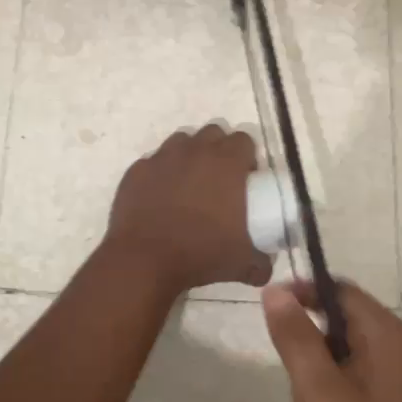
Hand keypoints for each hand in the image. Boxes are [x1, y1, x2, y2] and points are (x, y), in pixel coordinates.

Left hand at [105, 124, 273, 295]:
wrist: (144, 259)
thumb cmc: (200, 253)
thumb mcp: (241, 263)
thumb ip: (260, 263)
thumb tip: (265, 269)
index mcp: (226, 163)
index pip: (244, 140)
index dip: (248, 157)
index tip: (247, 180)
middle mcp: (194, 151)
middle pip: (213, 133)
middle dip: (219, 150)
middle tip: (220, 181)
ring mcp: (162, 157)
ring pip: (181, 142)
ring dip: (190, 156)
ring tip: (190, 185)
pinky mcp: (137, 170)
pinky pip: (154, 162)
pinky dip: (161, 173)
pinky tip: (161, 197)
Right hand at [263, 281, 401, 401]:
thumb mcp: (318, 392)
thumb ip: (296, 337)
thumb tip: (276, 290)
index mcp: (387, 337)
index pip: (341, 290)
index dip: (303, 290)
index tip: (266, 307)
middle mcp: (400, 351)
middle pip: (345, 316)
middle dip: (308, 325)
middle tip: (275, 350)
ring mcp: (399, 383)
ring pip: (347, 349)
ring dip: (316, 356)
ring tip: (294, 385)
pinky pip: (355, 376)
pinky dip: (330, 381)